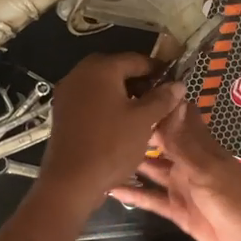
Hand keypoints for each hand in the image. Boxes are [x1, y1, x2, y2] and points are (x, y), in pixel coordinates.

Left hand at [35, 53, 184, 213]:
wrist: (71, 180)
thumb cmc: (111, 145)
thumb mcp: (143, 120)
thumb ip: (161, 98)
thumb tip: (178, 85)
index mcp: (100, 68)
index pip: (136, 59)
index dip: (158, 70)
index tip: (174, 83)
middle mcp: (79, 74)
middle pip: (117, 70)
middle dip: (140, 83)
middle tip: (160, 99)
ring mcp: (67, 93)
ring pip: (102, 86)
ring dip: (124, 95)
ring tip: (144, 114)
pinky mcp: (62, 112)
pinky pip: (90, 100)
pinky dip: (107, 105)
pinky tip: (121, 123)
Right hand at [109, 103, 240, 240]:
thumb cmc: (233, 195)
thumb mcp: (204, 167)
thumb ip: (182, 140)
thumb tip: (170, 101)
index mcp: (197, 145)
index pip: (174, 116)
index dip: (155, 103)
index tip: (126, 90)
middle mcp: (185, 160)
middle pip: (158, 142)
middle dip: (135, 131)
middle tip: (98, 120)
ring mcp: (179, 185)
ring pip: (149, 169)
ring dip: (128, 162)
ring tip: (96, 152)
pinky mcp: (175, 209)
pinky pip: (149, 198)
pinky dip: (131, 193)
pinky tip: (107, 187)